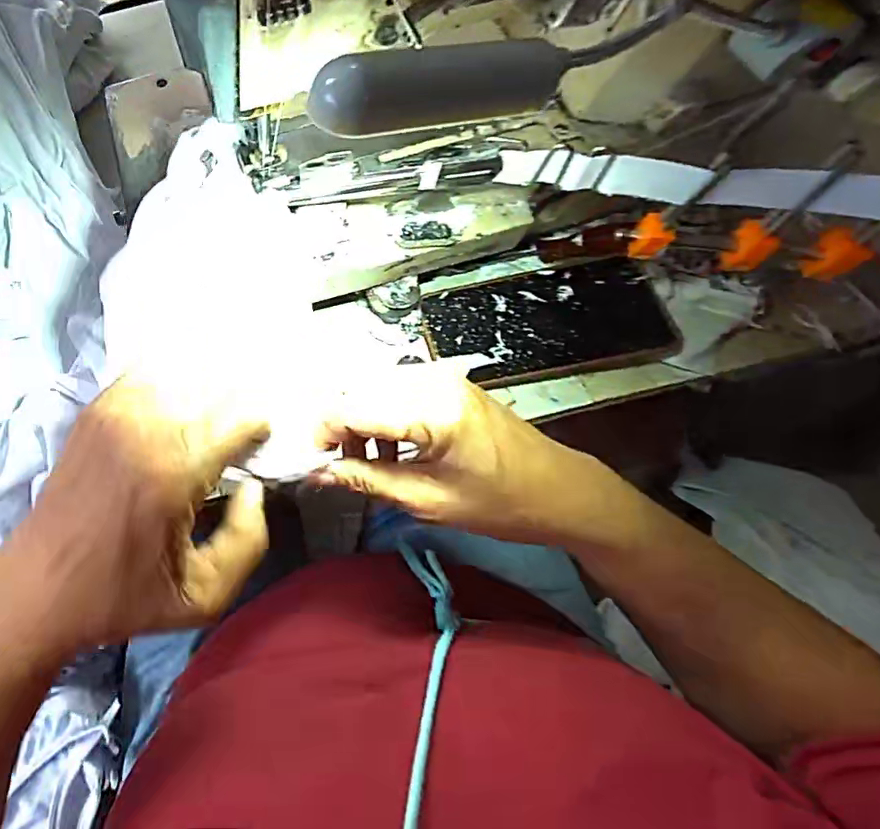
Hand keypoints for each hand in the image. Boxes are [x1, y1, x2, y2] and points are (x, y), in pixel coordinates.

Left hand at [0, 375, 270, 662]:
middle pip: (210, 391)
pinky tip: (171, 400)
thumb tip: (254, 488)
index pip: (238, 421)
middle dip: (232, 406)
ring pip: (176, 376)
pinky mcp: (93, 411)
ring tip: (208, 413)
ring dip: (199, 388)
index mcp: (175, 471)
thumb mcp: (202, 596)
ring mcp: (114, 412)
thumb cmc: (121, 595)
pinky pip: (141, 377)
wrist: (40, 585)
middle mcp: (145, 428)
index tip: (260, 443)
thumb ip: (248, 541)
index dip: (257, 428)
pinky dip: (163, 381)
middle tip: (237, 431)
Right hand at [311, 364, 625, 546]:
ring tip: (366, 461)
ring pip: (371, 386)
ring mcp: (440, 375)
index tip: (317, 463)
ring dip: (358, 419)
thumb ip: (368, 480)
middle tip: (339, 465)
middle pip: (357, 390)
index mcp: (432, 411)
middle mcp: (432, 380)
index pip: (353, 408)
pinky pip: (394, 387)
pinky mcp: (446, 380)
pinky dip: (380, 413)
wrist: (562, 490)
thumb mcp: (428, 501)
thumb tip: (320, 475)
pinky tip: (389, 446)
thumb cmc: (501, 504)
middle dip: (338, 426)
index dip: (324, 434)